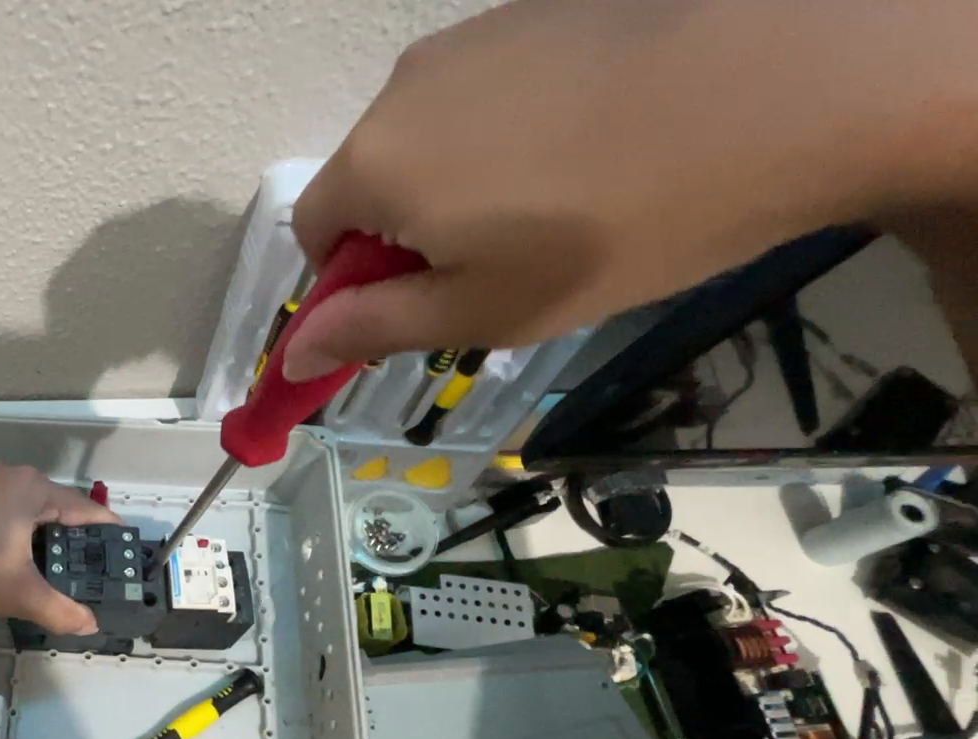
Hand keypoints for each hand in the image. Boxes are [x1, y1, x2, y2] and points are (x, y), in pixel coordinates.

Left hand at [0, 463, 120, 634]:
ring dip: (36, 523)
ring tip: (46, 555)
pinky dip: (8, 520)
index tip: (120, 538)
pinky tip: (4, 546)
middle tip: (83, 557)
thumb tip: (90, 626)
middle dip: (69, 527)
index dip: (103, 525)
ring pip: (21, 499)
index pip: (81, 507)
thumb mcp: (21, 595)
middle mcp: (7, 473)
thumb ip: (62, 610)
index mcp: (31, 489)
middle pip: (51, 500)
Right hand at [284, 0, 975, 379]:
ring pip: (421, 136)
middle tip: (491, 260)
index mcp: (373, 166)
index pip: (311, 235)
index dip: (349, 281)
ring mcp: (467, 41)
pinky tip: (580, 142)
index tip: (419, 299)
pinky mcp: (531, 11)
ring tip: (547, 198)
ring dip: (451, 179)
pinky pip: (479, 91)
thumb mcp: (478, 311)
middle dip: (401, 231)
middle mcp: (400, 91)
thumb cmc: (613, 231)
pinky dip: (501, 129)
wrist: (796, 85)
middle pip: (364, 181)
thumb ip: (369, 331)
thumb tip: (290, 357)